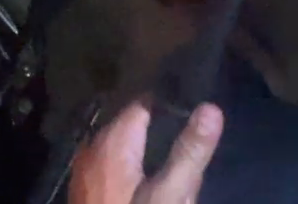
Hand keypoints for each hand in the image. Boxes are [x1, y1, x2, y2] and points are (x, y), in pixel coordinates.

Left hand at [70, 102, 223, 203]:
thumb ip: (190, 151)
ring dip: (151, 161)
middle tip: (191, 162)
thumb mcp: (169, 196)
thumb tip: (212, 107)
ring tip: (175, 181)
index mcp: (113, 139)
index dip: (174, 109)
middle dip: (165, 139)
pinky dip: (134, 177)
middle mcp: (94, 146)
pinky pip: (116, 171)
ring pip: (128, 150)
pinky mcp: (86, 193)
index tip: (197, 121)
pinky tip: (151, 194)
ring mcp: (86, 171)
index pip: (148, 102)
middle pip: (138, 126)